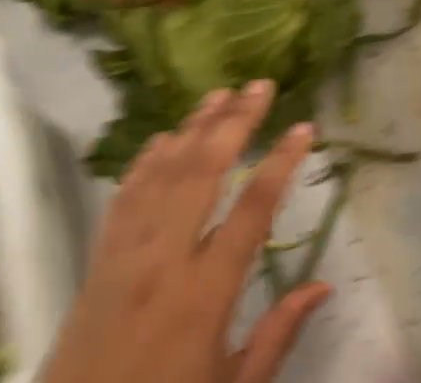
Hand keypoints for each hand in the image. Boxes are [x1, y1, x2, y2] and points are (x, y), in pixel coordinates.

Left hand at [43, 81, 330, 382]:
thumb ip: (279, 334)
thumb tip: (323, 286)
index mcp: (204, 295)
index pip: (252, 211)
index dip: (281, 163)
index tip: (304, 127)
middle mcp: (163, 261)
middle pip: (202, 173)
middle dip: (234, 123)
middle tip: (261, 86)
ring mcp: (125, 256)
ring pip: (162, 173)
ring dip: (192, 128)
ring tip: (220, 93)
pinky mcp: (97, 261)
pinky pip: (124, 196)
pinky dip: (145, 161)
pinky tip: (164, 138)